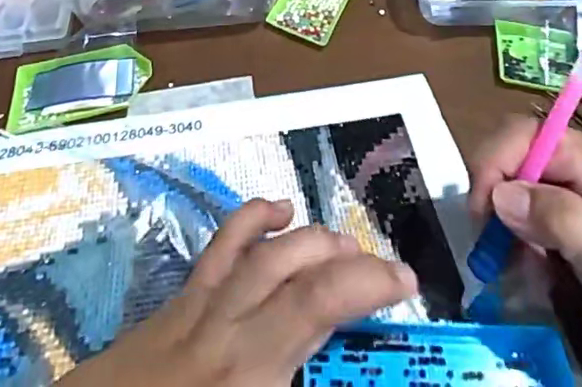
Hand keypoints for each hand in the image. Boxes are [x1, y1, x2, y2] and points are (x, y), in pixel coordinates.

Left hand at [61, 197, 417, 385]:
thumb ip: (287, 384)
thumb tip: (318, 360)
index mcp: (249, 371)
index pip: (318, 305)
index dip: (368, 285)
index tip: (405, 281)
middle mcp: (226, 327)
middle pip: (297, 270)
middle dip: (350, 263)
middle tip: (386, 270)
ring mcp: (197, 306)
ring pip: (261, 251)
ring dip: (308, 240)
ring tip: (344, 245)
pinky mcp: (176, 302)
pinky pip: (218, 249)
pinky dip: (250, 222)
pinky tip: (274, 211)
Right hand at [469, 117, 581, 386]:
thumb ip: (560, 220)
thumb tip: (498, 194)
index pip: (525, 135)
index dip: (493, 164)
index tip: (478, 214)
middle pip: (515, 159)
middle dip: (494, 198)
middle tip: (489, 249)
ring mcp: (580, 199)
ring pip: (516, 192)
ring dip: (505, 228)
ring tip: (513, 271)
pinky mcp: (576, 229)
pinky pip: (529, 221)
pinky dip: (519, 246)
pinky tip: (531, 276)